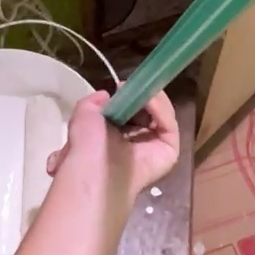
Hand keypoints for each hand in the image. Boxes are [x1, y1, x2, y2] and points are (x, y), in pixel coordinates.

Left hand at [46, 89, 179, 229]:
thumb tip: (107, 95)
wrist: (94, 168)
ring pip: (161, 117)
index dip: (128, 98)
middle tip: (133, 87)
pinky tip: (149, 99)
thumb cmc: (86, 145)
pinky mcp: (170, 152)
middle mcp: (137, 146)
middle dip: (142, 97)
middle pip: (149, 114)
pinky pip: (169, 125)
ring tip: (140, 90)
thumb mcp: (84, 115)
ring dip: (152, 99)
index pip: (130, 115)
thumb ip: (95, 102)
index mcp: (116, 141)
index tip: (121, 85)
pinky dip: (161, 108)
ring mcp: (155, 150)